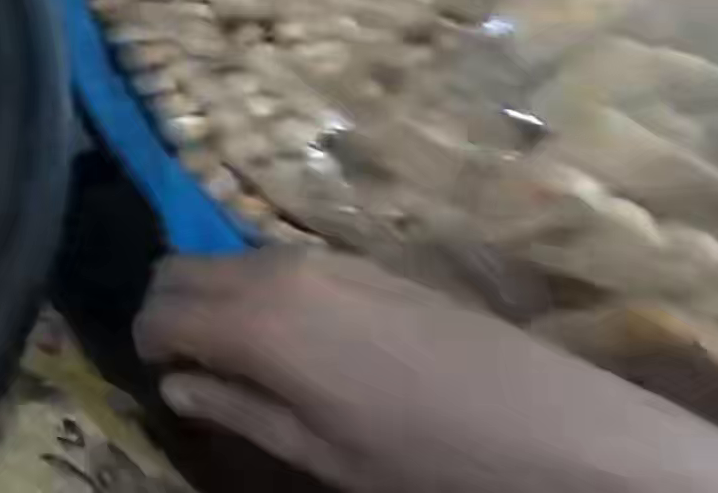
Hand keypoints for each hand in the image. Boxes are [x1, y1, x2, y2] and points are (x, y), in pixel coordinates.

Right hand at [136, 250, 717, 492]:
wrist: (572, 435)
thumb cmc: (435, 462)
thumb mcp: (326, 454)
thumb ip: (236, 409)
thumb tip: (173, 388)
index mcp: (252, 323)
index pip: (160, 312)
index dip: (146, 340)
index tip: (155, 367)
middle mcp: (263, 271)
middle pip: (174, 269)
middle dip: (163, 307)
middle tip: (182, 354)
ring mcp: (303, 256)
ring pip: (215, 258)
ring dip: (204, 294)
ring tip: (236, 344)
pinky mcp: (341, 256)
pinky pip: (261, 259)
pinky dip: (245, 285)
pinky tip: (289, 329)